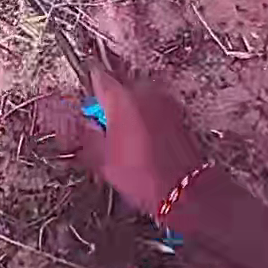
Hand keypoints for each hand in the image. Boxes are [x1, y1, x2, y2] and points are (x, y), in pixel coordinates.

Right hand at [85, 66, 205, 215]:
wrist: (182, 190)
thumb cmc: (145, 175)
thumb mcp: (102, 159)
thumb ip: (89, 135)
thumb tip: (86, 126)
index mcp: (121, 98)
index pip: (99, 78)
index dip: (90, 90)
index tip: (88, 103)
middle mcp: (145, 92)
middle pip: (121, 85)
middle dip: (111, 101)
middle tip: (103, 124)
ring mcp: (164, 101)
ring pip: (139, 95)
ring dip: (130, 108)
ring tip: (124, 134)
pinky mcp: (177, 113)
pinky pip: (154, 106)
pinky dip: (146, 116)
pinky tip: (142, 139)